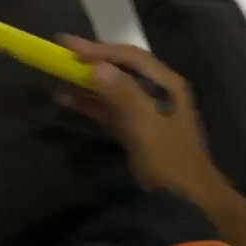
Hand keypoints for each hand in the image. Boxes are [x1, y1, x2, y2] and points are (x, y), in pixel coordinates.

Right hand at [59, 36, 230, 207]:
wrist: (188, 200)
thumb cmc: (169, 159)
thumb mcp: (145, 124)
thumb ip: (123, 94)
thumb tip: (96, 66)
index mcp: (166, 83)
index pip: (129, 56)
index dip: (99, 49)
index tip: (68, 45)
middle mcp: (158, 90)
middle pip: (121, 68)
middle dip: (92, 61)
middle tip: (60, 54)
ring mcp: (148, 110)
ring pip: (113, 88)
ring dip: (87, 82)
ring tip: (57, 75)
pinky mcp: (137, 129)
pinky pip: (110, 109)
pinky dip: (90, 104)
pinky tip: (67, 100)